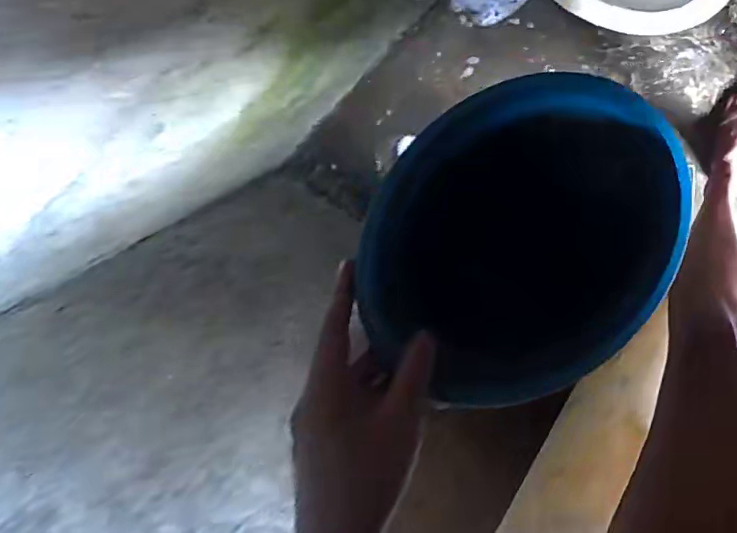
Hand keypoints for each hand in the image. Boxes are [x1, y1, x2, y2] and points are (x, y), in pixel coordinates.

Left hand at [291, 261, 435, 532]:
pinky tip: (403, 390)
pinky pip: (351, 400)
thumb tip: (423, 333)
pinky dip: (375, 387)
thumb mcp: (401, 418)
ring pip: (351, 380)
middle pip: (344, 356)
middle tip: (402, 306)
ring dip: (379, 366)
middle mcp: (314, 403)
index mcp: (324, 391)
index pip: (332, 331)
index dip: (342, 296)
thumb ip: (412, 372)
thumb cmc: (368, 472)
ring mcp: (316, 426)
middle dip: (374, 334)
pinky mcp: (324, 443)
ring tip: (413, 348)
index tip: (348, 263)